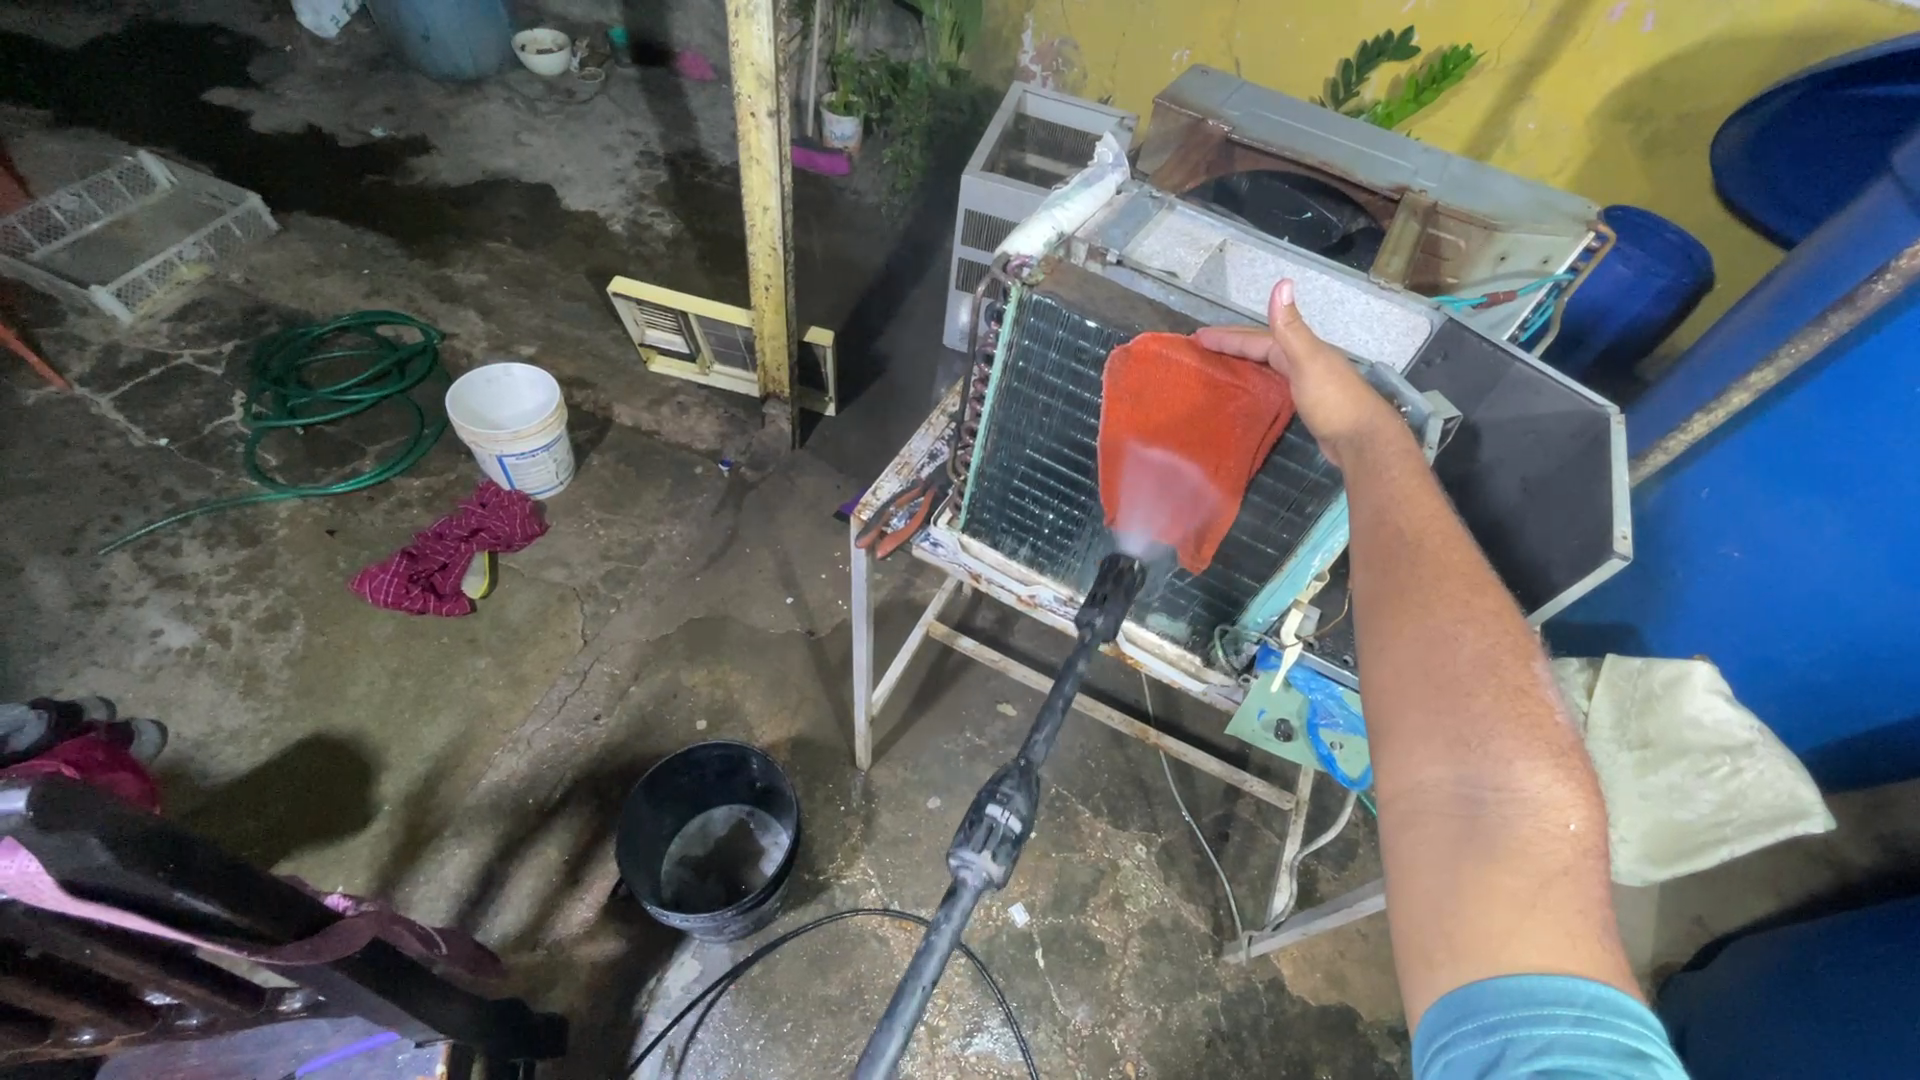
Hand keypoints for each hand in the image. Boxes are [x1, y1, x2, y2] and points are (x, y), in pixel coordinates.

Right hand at [1194, 280, 1402, 467]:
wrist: (1361, 439)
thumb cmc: (1333, 401)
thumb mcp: (1307, 361)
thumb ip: (1290, 327)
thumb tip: (1282, 283)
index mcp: (1300, 348)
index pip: (1256, 338)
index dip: (1228, 336)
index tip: (1198, 337)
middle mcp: (1303, 359)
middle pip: (1262, 346)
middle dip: (1233, 343)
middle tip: (1203, 346)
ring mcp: (1306, 381)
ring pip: (1268, 364)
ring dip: (1244, 360)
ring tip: (1221, 363)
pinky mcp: (1306, 402)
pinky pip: (1273, 383)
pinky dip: (1258, 380)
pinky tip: (1251, 388)